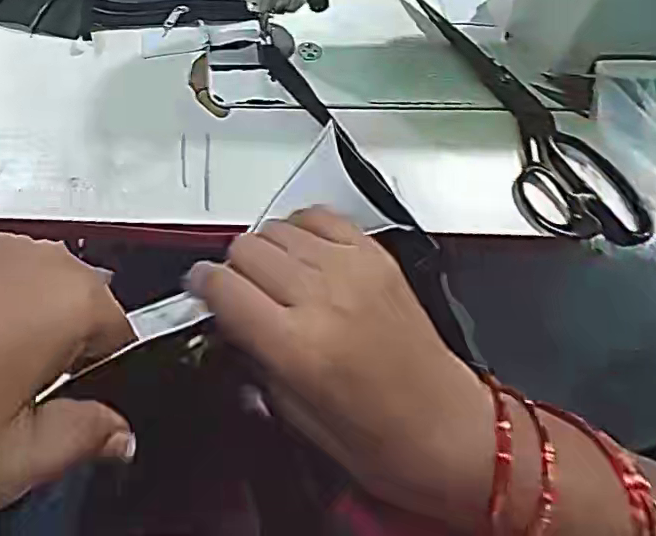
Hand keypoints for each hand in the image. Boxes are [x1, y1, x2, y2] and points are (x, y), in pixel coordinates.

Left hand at [0, 235, 137, 507]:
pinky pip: (13, 275)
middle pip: (87, 304)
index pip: (123, 335)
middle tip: (26, 396)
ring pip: (49, 288)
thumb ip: (85, 437)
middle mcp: (42, 259)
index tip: (70, 407)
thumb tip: (119, 431)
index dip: (103, 379)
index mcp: (69, 299)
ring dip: (38, 324)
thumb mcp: (16, 457)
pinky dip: (6, 304)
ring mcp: (2, 246)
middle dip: (71, 348)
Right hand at [185, 207, 489, 525]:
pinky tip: (304, 252)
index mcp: (299, 347)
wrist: (455, 434)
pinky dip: (300, 228)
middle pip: (243, 249)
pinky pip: (317, 215)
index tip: (200, 286)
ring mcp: (351, 270)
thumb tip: (226, 313)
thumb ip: (254, 354)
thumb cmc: (385, 441)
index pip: (222, 285)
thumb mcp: (297, 414)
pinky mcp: (374, 255)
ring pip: (275, 228)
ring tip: (276, 276)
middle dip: (232, 269)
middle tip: (241, 290)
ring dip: (265, 250)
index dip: (201, 283)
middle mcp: (323, 299)